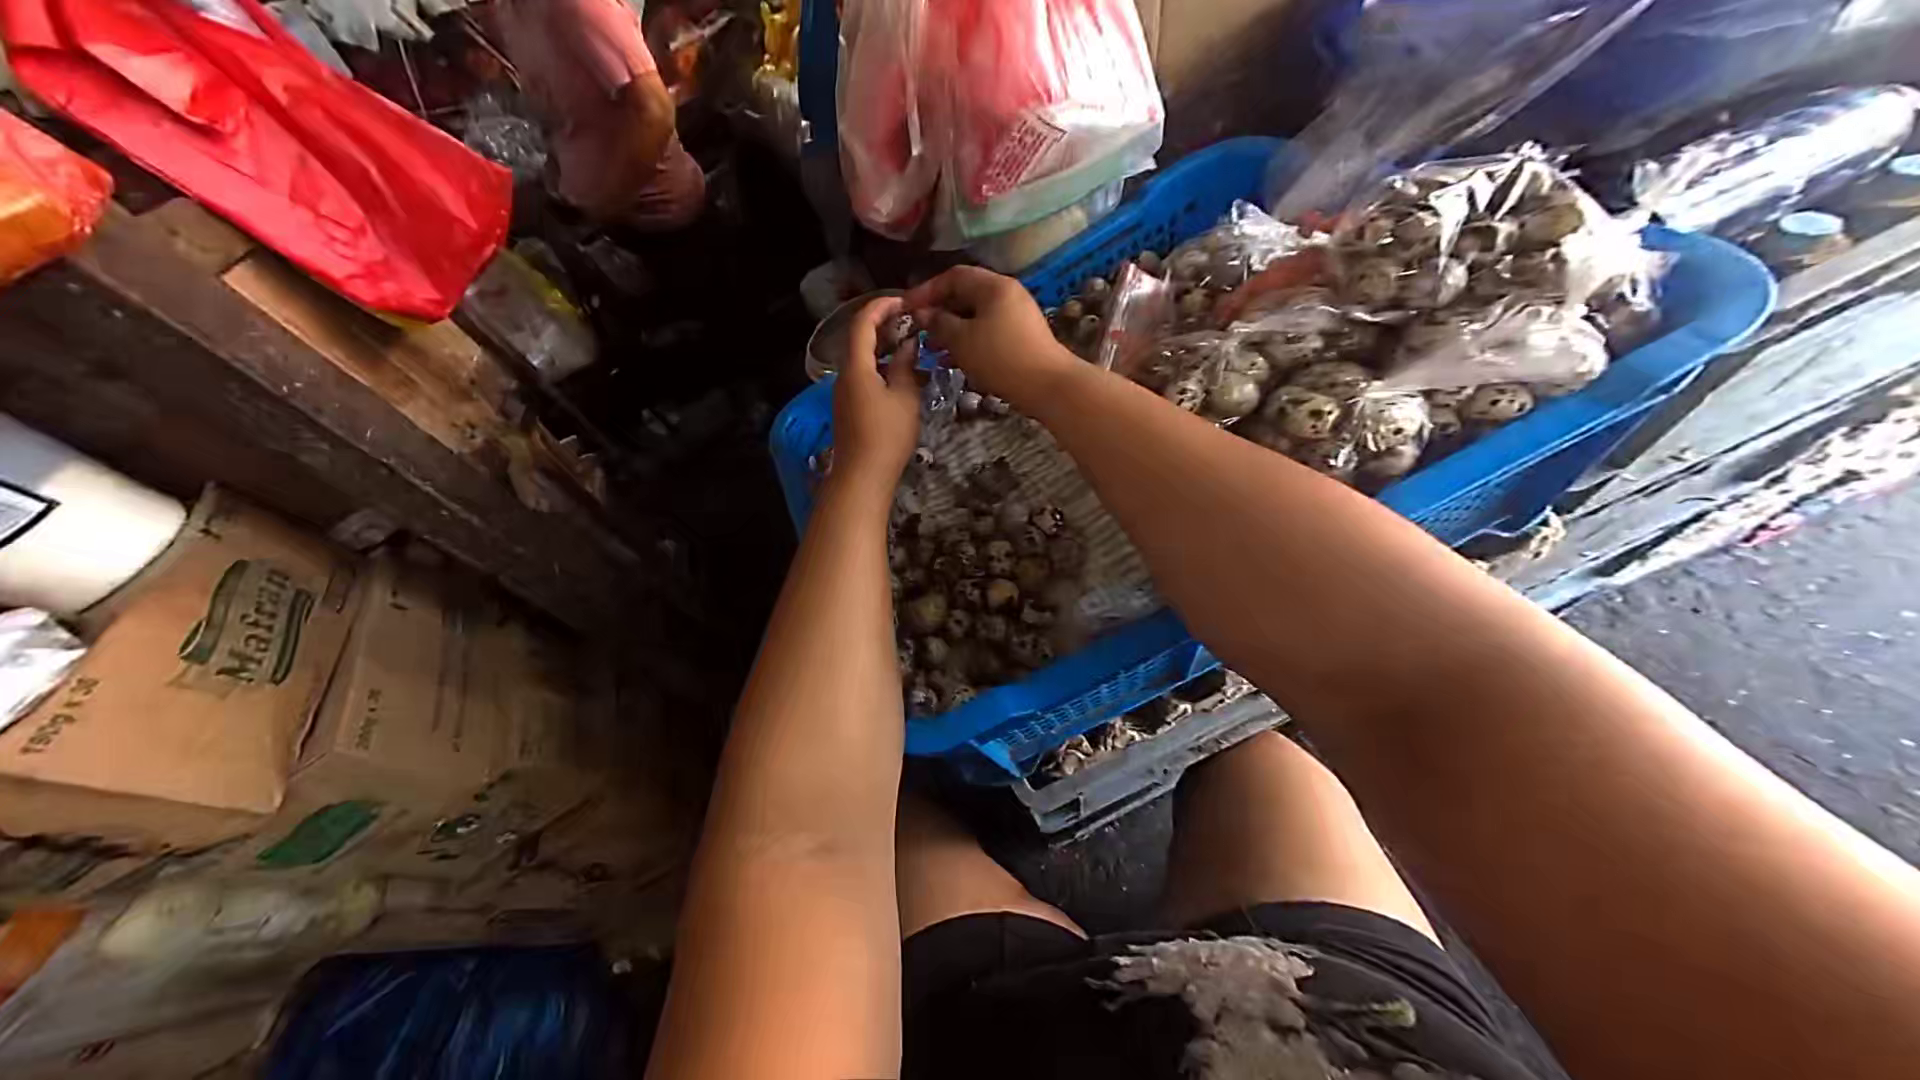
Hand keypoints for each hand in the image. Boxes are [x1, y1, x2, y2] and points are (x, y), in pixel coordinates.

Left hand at [831, 296, 921, 491]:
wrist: (863, 476)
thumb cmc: (887, 435)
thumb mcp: (905, 397)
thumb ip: (906, 365)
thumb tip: (908, 344)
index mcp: (856, 367)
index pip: (862, 323)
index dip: (880, 306)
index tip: (904, 301)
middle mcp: (845, 375)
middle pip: (860, 340)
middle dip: (886, 327)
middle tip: (913, 324)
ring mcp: (845, 393)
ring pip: (864, 361)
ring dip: (887, 350)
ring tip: (914, 349)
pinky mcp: (850, 408)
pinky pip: (866, 378)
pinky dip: (884, 369)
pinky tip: (905, 377)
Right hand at [904, 266, 1078, 407]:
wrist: (1048, 386)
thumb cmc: (1001, 358)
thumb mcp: (962, 340)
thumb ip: (938, 323)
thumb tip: (922, 314)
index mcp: (994, 286)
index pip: (953, 276)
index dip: (927, 290)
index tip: (907, 309)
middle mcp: (1007, 294)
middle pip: (965, 294)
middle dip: (939, 311)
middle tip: (920, 331)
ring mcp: (1017, 315)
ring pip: (976, 315)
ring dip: (952, 329)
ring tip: (934, 349)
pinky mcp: (1021, 336)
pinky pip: (988, 330)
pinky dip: (969, 340)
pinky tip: (955, 359)